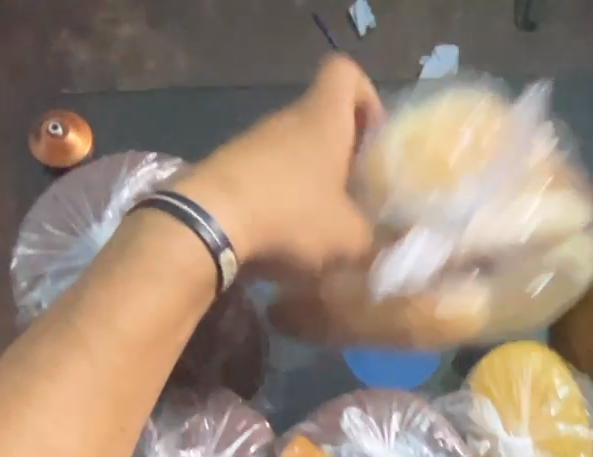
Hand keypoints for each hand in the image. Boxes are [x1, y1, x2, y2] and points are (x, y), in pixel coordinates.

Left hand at [171, 56, 383, 276]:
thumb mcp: (348, 238)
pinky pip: (265, 180)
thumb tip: (383, 246)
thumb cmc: (291, 216)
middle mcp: (286, 121)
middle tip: (354, 200)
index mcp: (323, 119)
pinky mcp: (227, 171)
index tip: (373, 139)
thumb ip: (373, 239)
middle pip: (320, 122)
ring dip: (308, 186)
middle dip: (340, 158)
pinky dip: (278, 203)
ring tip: (319, 230)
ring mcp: (252, 144)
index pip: (345, 74)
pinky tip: (282, 240)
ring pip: (292, 155)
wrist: (209, 225)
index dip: (365, 98)